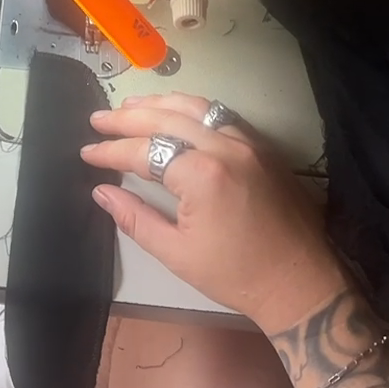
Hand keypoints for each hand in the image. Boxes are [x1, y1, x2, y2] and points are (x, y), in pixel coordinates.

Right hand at [81, 92, 351, 334]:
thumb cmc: (236, 275)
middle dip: (126, 117)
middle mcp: (224, 146)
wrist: (302, 284)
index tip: (86, 153)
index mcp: (201, 174)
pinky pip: (219, 113)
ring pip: (195, 107)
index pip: (143, 151)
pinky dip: (190, 108)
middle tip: (97, 119)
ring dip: (158, 103)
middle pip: (165, 118)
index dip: (110, 151)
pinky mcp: (261, 145)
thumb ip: (134, 217)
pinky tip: (173, 112)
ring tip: (128, 106)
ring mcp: (247, 141)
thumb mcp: (176, 253)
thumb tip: (101, 191)